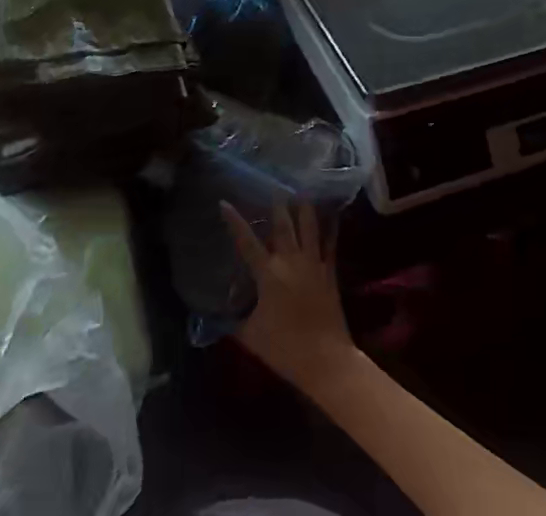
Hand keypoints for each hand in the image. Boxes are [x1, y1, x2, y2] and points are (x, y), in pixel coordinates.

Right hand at [221, 201, 357, 389]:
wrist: (328, 362)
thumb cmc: (285, 349)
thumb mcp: (250, 336)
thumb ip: (232, 322)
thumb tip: (214, 315)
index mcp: (268, 274)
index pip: (247, 242)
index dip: (234, 221)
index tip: (224, 202)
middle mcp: (291, 262)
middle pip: (283, 225)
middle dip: (276, 204)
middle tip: (272, 183)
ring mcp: (313, 265)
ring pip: (309, 228)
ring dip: (304, 208)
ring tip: (301, 190)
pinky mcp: (330, 274)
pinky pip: (330, 244)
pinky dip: (330, 228)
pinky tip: (331, 215)